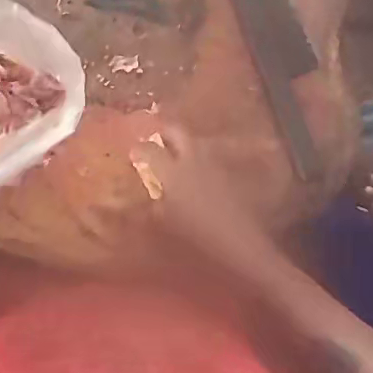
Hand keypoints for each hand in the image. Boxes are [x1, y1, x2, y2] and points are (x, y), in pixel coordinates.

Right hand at [130, 126, 269, 263]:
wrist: (239, 241)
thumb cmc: (196, 235)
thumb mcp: (166, 223)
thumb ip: (155, 205)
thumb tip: (152, 197)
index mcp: (172, 171)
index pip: (150, 150)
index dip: (139, 149)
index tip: (133, 153)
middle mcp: (192, 159)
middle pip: (176, 131)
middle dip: (164, 132)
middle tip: (156, 140)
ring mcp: (213, 164)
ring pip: (195, 142)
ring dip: (183, 144)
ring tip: (176, 156)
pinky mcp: (228, 173)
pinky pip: (209, 158)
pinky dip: (198, 160)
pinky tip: (197, 175)